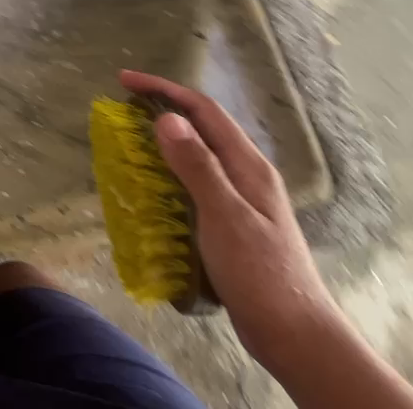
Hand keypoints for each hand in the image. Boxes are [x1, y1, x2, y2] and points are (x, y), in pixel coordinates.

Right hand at [118, 70, 342, 367]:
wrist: (293, 332)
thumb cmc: (260, 272)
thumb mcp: (224, 216)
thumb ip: (198, 166)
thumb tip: (167, 118)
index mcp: (249, 167)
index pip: (205, 111)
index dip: (165, 90)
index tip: (124, 80)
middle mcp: (246, 175)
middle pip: (202, 127)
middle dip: (161, 108)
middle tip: (120, 107)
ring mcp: (240, 197)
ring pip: (197, 152)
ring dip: (162, 138)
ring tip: (126, 138)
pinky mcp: (229, 219)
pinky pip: (193, 178)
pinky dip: (167, 167)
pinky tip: (149, 181)